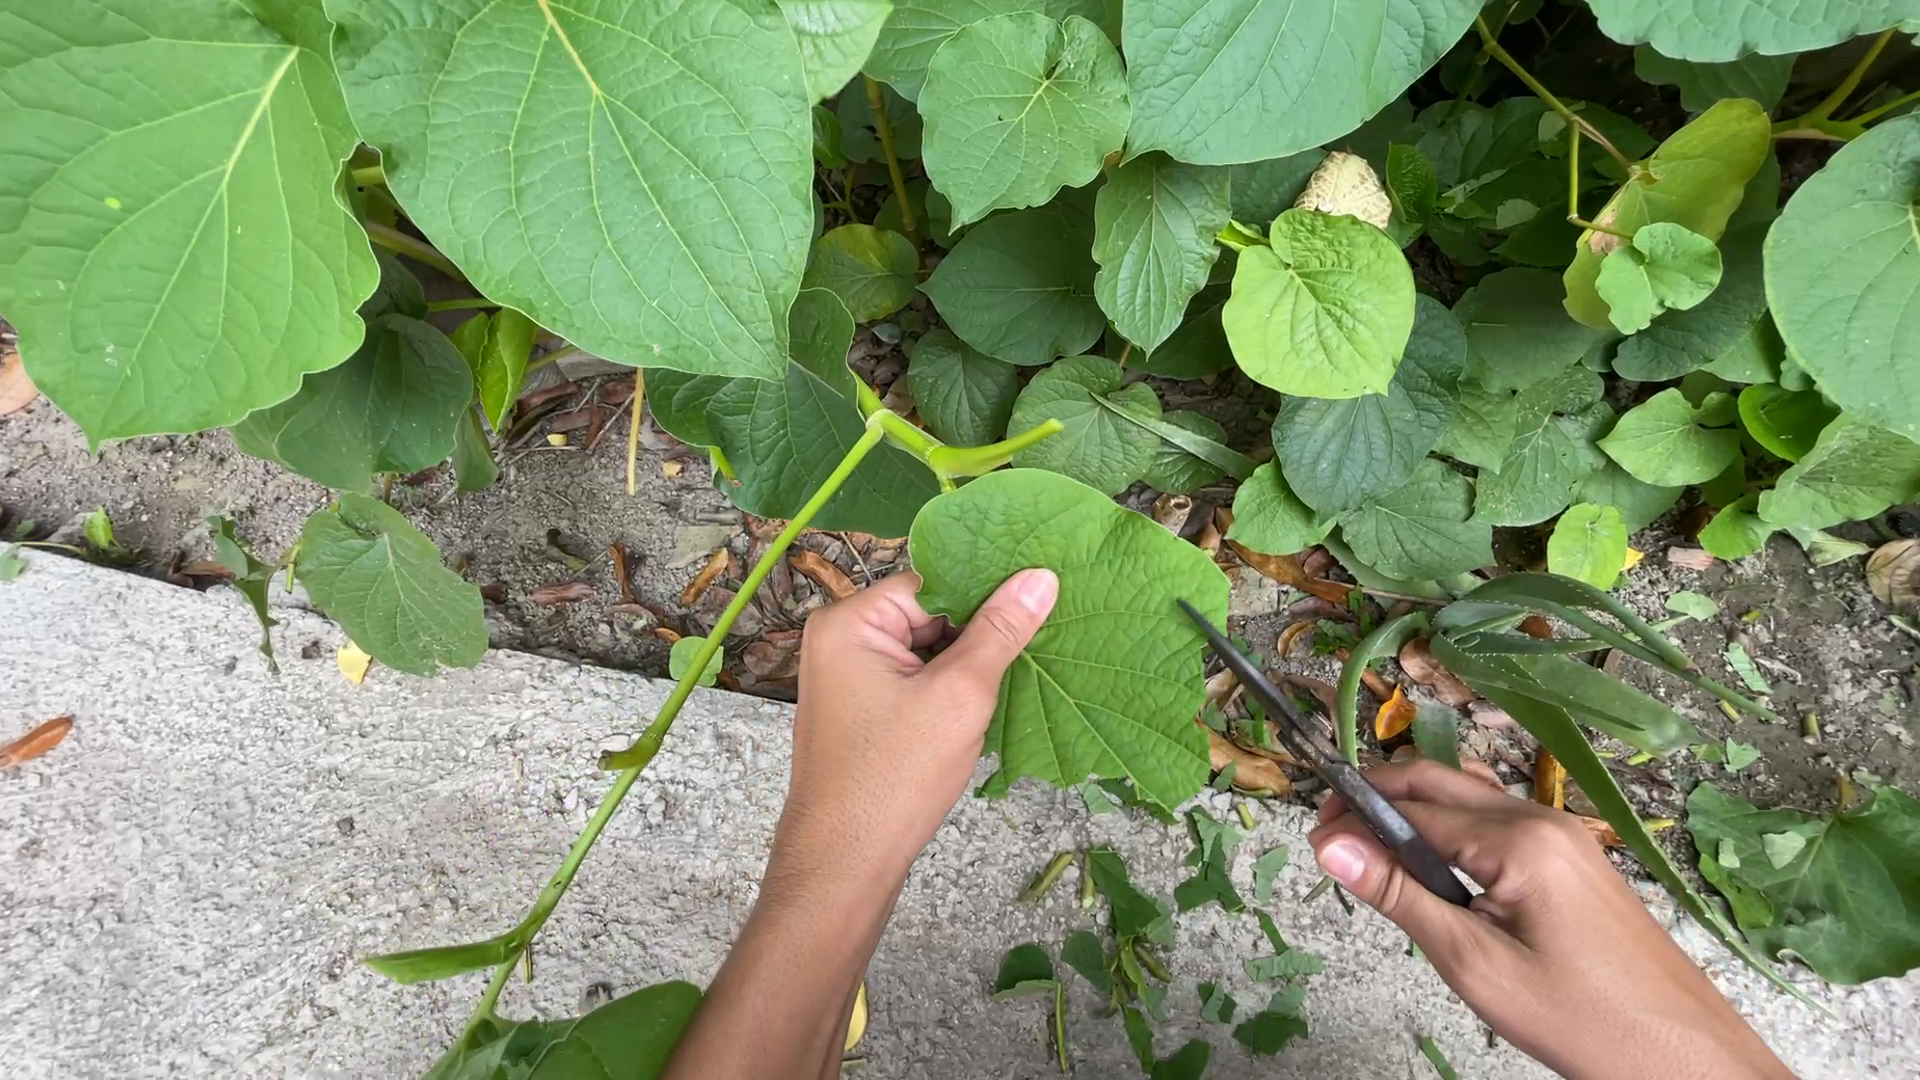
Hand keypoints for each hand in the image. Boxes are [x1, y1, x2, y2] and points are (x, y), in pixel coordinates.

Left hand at [769, 568, 1057, 887]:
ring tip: (1003, 682)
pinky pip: (910, 677)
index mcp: (848, 620)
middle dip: (973, 636)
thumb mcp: (961, 694)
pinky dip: (943, 688)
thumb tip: (1040, 576)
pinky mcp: (858, 706)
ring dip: (962, 666)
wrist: (844, 865)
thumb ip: (1001, 629)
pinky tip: (973, 708)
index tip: (1032, 605)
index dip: (982, 596)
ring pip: (923, 649)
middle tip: (1026, 651)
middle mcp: (838, 637)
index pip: (931, 584)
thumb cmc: (895, 777)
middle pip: (926, 615)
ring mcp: (845, 674)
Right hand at [1309, 760, 1794, 1079]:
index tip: (1315, 845)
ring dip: (1408, 809)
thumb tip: (1326, 844)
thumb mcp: (1475, 963)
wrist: (1699, 1069)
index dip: (1353, 820)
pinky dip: (1446, 825)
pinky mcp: (1572, 853)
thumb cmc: (1582, 1022)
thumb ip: (1397, 895)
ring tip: (1376, 854)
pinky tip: (1435, 865)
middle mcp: (1538, 816)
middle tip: (1333, 837)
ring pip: (1460, 793)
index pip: (1407, 808)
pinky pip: (1490, 816)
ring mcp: (1561, 830)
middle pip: (1432, 779)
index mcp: (1517, 838)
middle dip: (1373, 796)